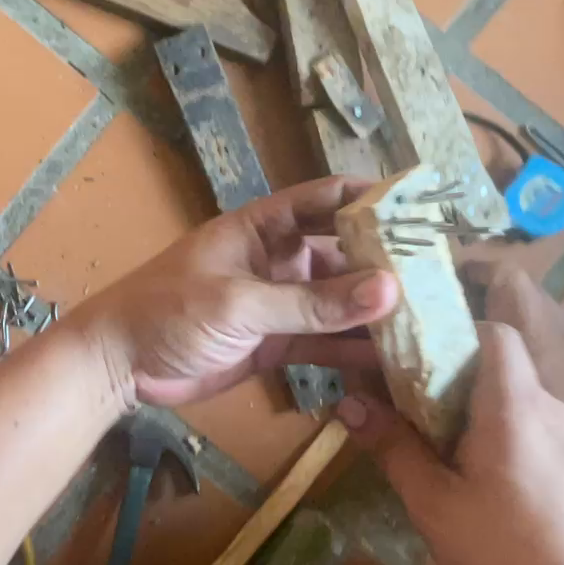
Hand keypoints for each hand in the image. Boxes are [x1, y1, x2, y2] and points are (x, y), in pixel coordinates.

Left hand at [73, 177, 399, 407]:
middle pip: (345, 255)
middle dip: (389, 269)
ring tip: (430, 327)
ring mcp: (278, 304)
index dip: (375, 201)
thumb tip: (389, 290)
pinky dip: (352, 352)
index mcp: (264, 228)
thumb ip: (311, 303)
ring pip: (338, 304)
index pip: (328, 200)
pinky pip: (322, 343)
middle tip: (444, 286)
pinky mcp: (274, 344)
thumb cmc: (168, 312)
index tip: (428, 211)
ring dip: (376, 316)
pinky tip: (392, 362)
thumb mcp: (239, 304)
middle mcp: (278, 260)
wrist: (119, 364)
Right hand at [338, 323, 563, 564]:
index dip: (449, 333)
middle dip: (445, 384)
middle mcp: (550, 410)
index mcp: (513, 405)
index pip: (492, 332)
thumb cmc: (515, 552)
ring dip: (468, 420)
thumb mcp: (436, 506)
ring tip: (434, 463)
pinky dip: (496, 446)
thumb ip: (394, 449)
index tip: (407, 361)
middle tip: (402, 419)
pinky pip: (530, 437)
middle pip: (496, 371)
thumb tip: (349, 402)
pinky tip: (481, 495)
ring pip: (511, 408)